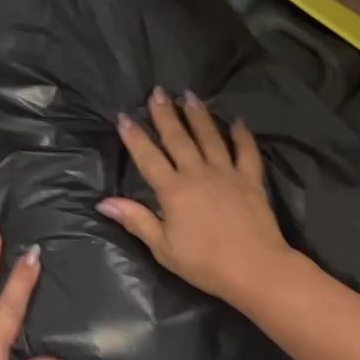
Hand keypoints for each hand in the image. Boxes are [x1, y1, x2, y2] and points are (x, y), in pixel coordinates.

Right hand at [99, 87, 294, 301]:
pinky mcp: (251, 179)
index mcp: (173, 190)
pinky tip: (237, 121)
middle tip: (158, 91)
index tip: (125, 116)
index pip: (148, 157)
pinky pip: (246, 151)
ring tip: (190, 95)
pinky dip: (242, 135)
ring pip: (209, 136)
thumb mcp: (163, 248)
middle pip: (178, 138)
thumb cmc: (205, 263)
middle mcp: (197, 173)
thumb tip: (104, 202)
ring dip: (198, 115)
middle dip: (165, 113)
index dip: (135, 136)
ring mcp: (226, 173)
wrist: (255, 268)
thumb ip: (136, 220)